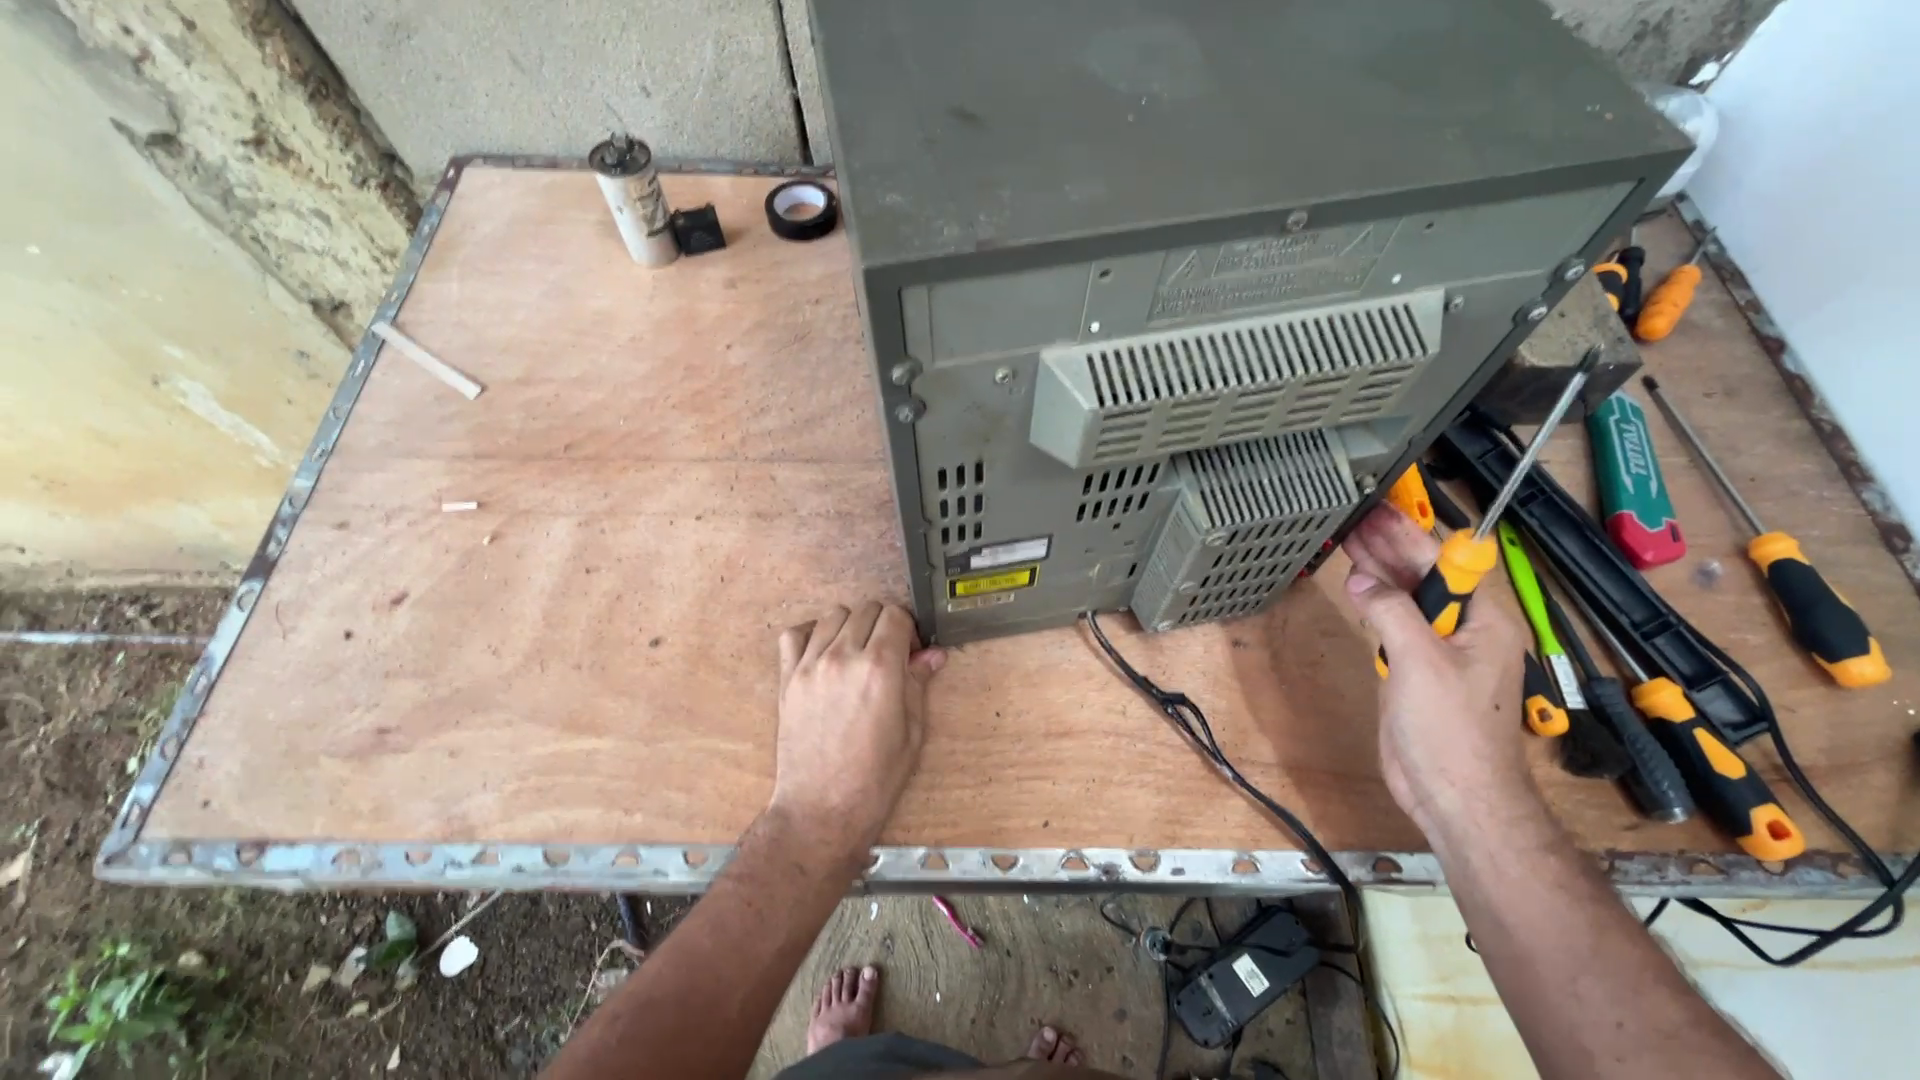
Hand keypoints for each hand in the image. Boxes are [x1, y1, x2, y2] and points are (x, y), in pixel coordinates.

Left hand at [769, 602, 946, 857]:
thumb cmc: (874, 778)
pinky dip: (811, 634)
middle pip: (866, 609)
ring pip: (832, 614)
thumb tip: (932, 655)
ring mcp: (810, 666)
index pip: (896, 615)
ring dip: (851, 625)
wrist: (822, 808)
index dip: (909, 629)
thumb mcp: (912, 731)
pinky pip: (794, 634)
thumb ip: (918, 683)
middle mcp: (843, 657)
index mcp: (880, 668)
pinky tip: (824, 653)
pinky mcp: (787, 679)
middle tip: (889, 653)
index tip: (911, 650)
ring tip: (857, 653)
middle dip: (884, 624)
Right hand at [1341, 507, 1539, 838]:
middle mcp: (1465, 631)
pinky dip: (1376, 605)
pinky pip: (1397, 627)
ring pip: (1409, 601)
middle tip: (1355, 520)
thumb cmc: (1449, 729)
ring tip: (1350, 541)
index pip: (1445, 565)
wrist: (1453, 794)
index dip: (1408, 536)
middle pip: (1426, 579)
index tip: (1378, 512)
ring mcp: (1440, 653)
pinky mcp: (1417, 673)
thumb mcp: (1420, 662)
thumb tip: (1361, 579)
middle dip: (1390, 549)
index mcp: (1483, 622)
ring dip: (1380, 572)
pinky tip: (1359, 588)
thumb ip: (1390, 612)